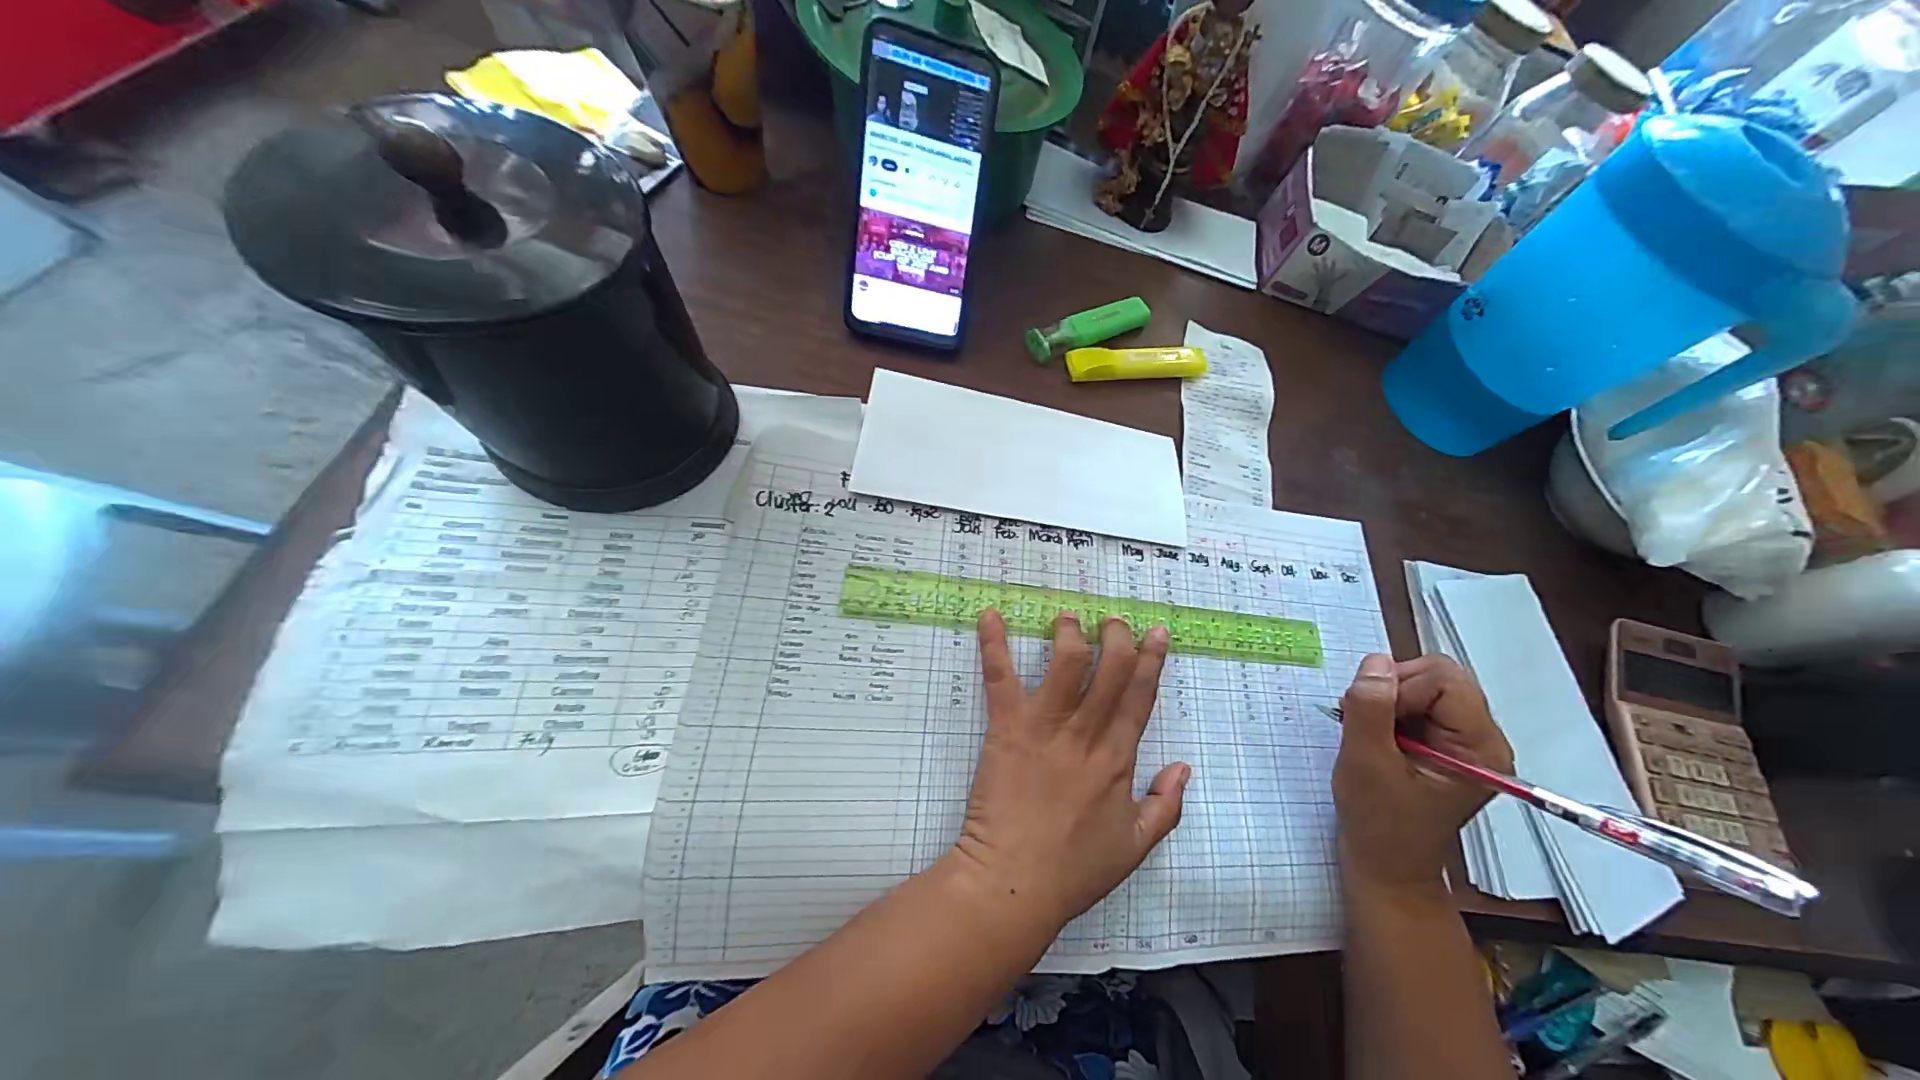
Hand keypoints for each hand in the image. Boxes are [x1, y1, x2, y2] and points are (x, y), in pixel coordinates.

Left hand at [947, 610, 1189, 932]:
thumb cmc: (1072, 869)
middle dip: (1116, 636)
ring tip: (1067, 618)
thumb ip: (1165, 805)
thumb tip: (1183, 766)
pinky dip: (994, 644)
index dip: (1152, 661)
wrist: (1013, 882)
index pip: (1140, 697)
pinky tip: (990, 616)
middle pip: (1110, 670)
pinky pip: (1000, 678)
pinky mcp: (1006, 728)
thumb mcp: (1134, 846)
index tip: (1156, 631)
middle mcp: (1086, 734)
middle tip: (1112, 620)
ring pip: (1066, 665)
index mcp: (1118, 760)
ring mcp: (1045, 727)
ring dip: (1069, 634)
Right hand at [1333, 654, 1513, 896]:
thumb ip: (1369, 709)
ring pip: (1424, 684)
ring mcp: (1463, 740)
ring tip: (1368, 733)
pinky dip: (1388, 709)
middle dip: (1393, 689)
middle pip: (1439, 676)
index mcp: (1479, 746)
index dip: (1400, 688)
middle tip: (1366, 722)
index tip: (1373, 720)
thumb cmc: (1379, 822)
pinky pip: (1416, 702)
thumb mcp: (1365, 762)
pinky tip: (1375, 737)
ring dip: (1387, 700)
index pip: (1444, 680)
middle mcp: (1482, 738)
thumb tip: (1375, 661)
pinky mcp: (1444, 743)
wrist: (1386, 866)